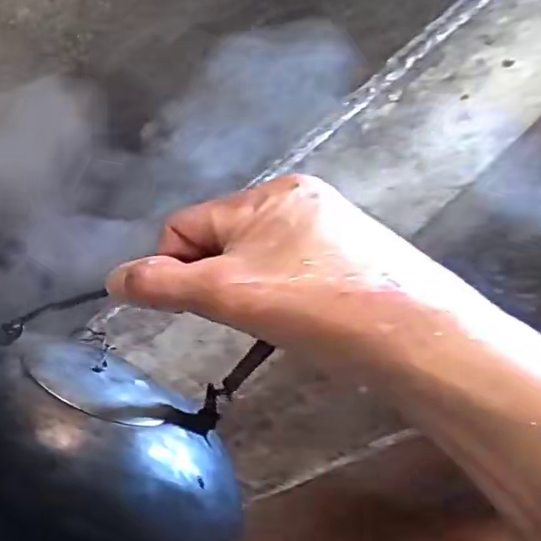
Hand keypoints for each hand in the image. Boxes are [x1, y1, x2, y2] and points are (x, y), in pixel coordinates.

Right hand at [105, 175, 490, 358]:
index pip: (182, 227)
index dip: (176, 267)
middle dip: (213, 278)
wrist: (426, 345)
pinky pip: (286, 268)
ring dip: (243, 288)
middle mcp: (299, 198)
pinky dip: (278, 293)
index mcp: (265, 195)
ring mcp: (332, 225)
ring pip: (248, 258)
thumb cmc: (315, 308)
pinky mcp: (354, 254)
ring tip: (274, 316)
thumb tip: (113, 279)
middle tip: (241, 311)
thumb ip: (157, 283)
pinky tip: (301, 315)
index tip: (202, 302)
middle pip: (214, 240)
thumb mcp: (220, 294)